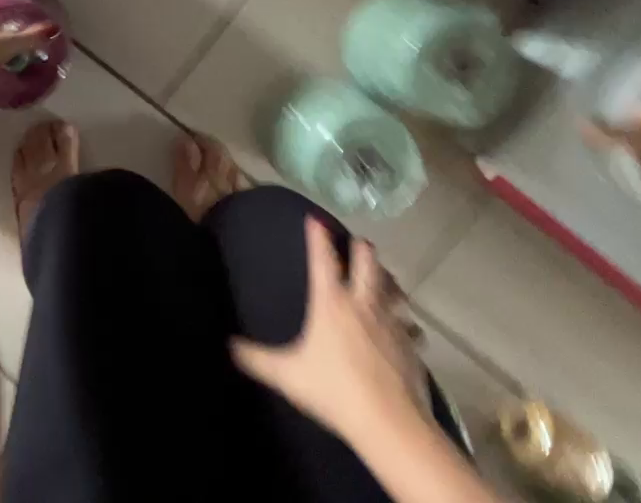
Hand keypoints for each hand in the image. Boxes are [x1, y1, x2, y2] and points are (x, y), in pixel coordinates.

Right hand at [231, 218, 429, 446]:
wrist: (389, 422)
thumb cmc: (334, 389)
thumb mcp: (286, 374)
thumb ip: (255, 358)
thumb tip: (229, 345)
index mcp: (331, 302)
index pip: (322, 258)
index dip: (317, 235)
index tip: (314, 218)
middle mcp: (363, 303)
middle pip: (367, 261)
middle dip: (361, 248)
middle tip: (357, 242)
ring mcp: (391, 322)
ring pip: (393, 287)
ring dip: (387, 279)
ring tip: (383, 278)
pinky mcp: (411, 345)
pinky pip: (409, 324)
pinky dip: (405, 320)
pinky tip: (406, 327)